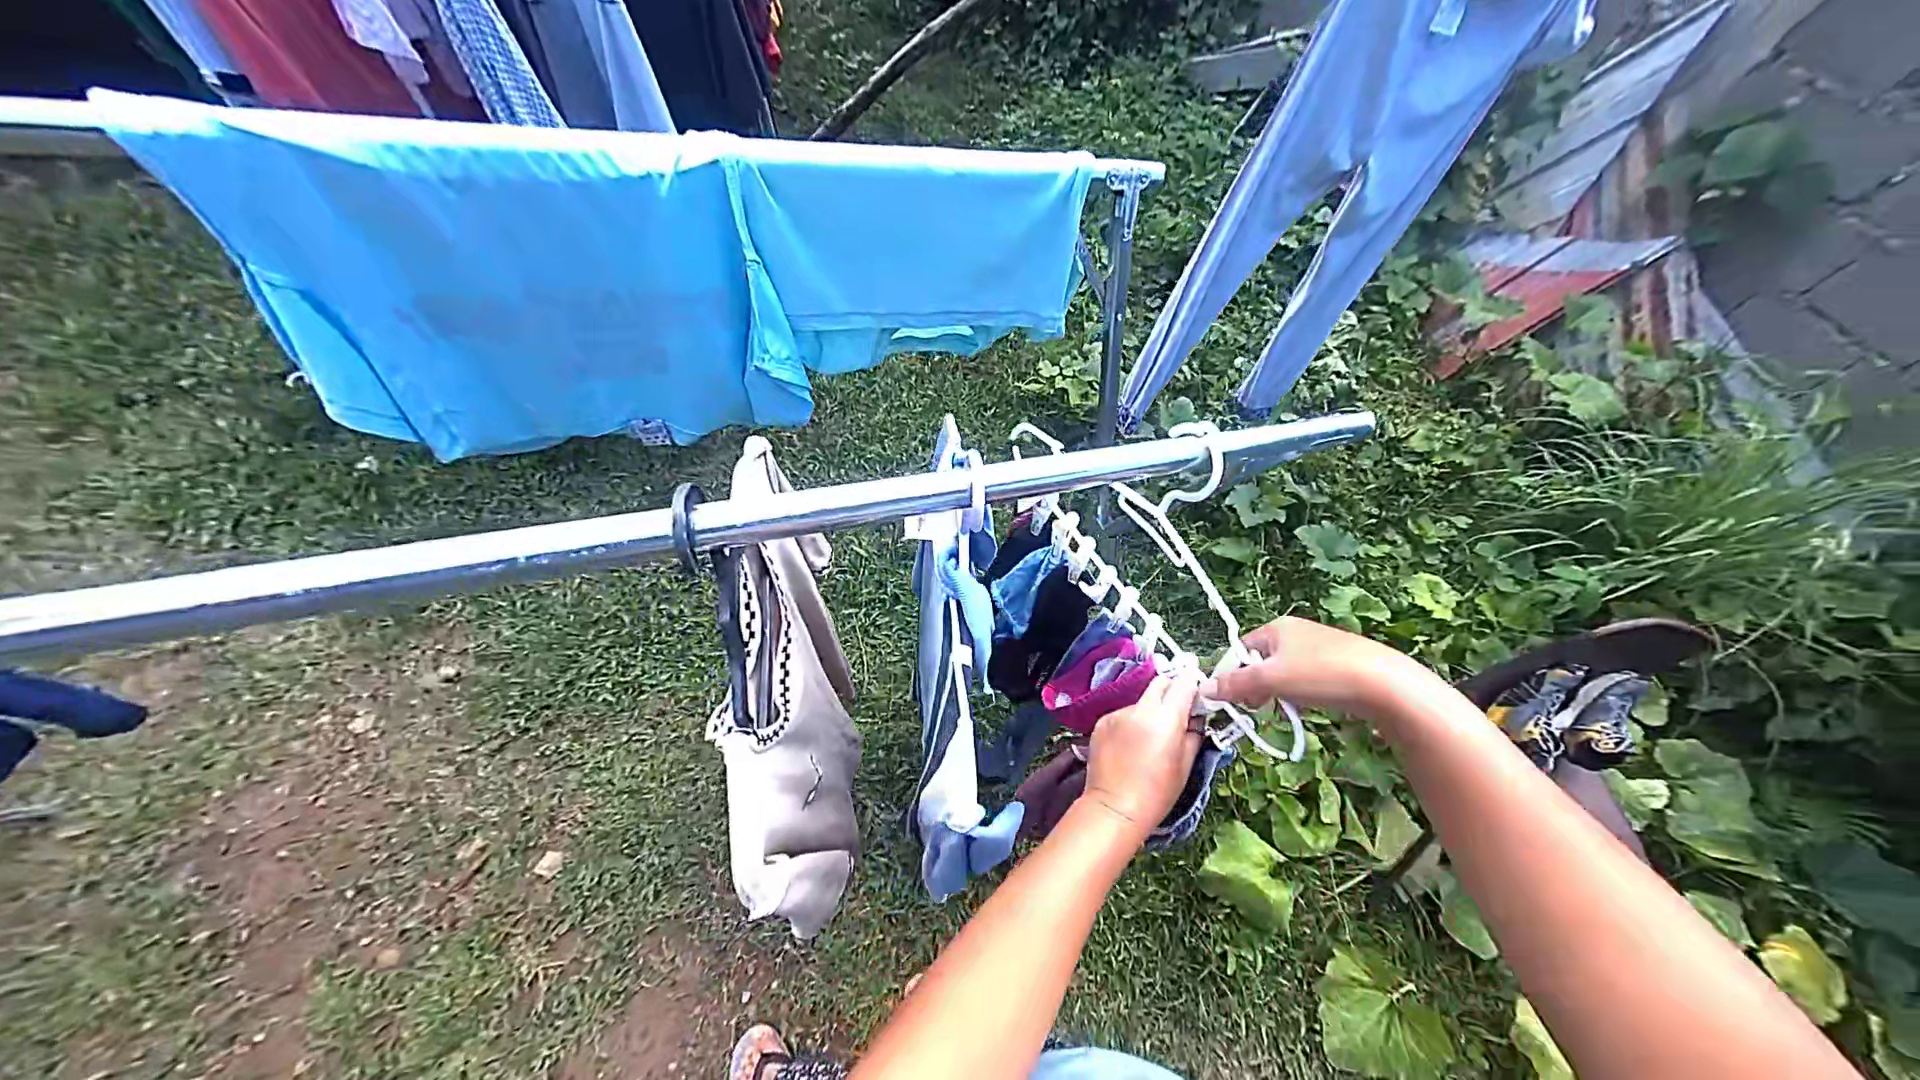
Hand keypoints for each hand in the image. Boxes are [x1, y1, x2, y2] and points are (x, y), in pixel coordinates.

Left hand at [1083, 673, 1201, 840]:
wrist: (1114, 806)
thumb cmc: (1157, 793)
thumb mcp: (1185, 765)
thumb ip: (1193, 734)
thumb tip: (1195, 718)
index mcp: (1165, 719)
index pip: (1182, 684)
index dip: (1191, 680)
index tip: (1196, 683)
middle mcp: (1140, 709)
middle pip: (1159, 684)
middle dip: (1171, 690)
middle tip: (1178, 707)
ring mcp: (1118, 713)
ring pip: (1141, 700)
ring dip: (1150, 709)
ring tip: (1150, 737)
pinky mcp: (1102, 721)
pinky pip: (1123, 714)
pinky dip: (1130, 721)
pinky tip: (1130, 743)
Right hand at [1203, 616, 1427, 723]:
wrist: (1387, 686)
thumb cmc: (1321, 675)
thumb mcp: (1270, 680)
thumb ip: (1235, 684)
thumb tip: (1205, 689)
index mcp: (1277, 627)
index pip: (1239, 649)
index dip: (1232, 675)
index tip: (1234, 700)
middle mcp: (1297, 632)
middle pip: (1261, 661)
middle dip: (1255, 686)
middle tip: (1258, 707)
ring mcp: (1320, 647)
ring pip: (1284, 673)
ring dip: (1278, 692)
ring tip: (1285, 709)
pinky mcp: (1341, 665)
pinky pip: (1307, 679)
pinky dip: (1301, 694)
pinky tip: (1310, 706)